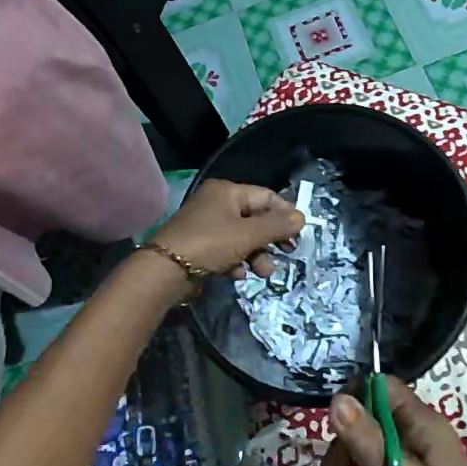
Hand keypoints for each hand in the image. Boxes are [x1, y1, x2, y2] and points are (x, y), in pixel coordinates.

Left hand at [149, 180, 303, 278]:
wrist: (165, 271)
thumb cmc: (210, 243)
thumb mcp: (249, 235)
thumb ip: (278, 226)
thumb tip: (302, 218)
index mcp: (227, 191)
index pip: (266, 196)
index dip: (285, 213)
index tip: (299, 233)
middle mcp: (216, 203)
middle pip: (255, 218)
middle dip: (271, 239)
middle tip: (287, 253)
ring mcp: (206, 225)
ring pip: (243, 237)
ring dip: (256, 255)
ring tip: (263, 273)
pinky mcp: (199, 246)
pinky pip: (227, 250)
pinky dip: (236, 261)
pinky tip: (237, 274)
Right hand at [320, 377, 466, 465]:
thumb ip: (369, 442)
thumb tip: (337, 400)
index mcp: (424, 423)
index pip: (382, 388)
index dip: (354, 402)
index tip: (330, 434)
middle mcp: (423, 433)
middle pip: (374, 421)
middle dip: (346, 448)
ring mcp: (423, 459)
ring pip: (376, 449)